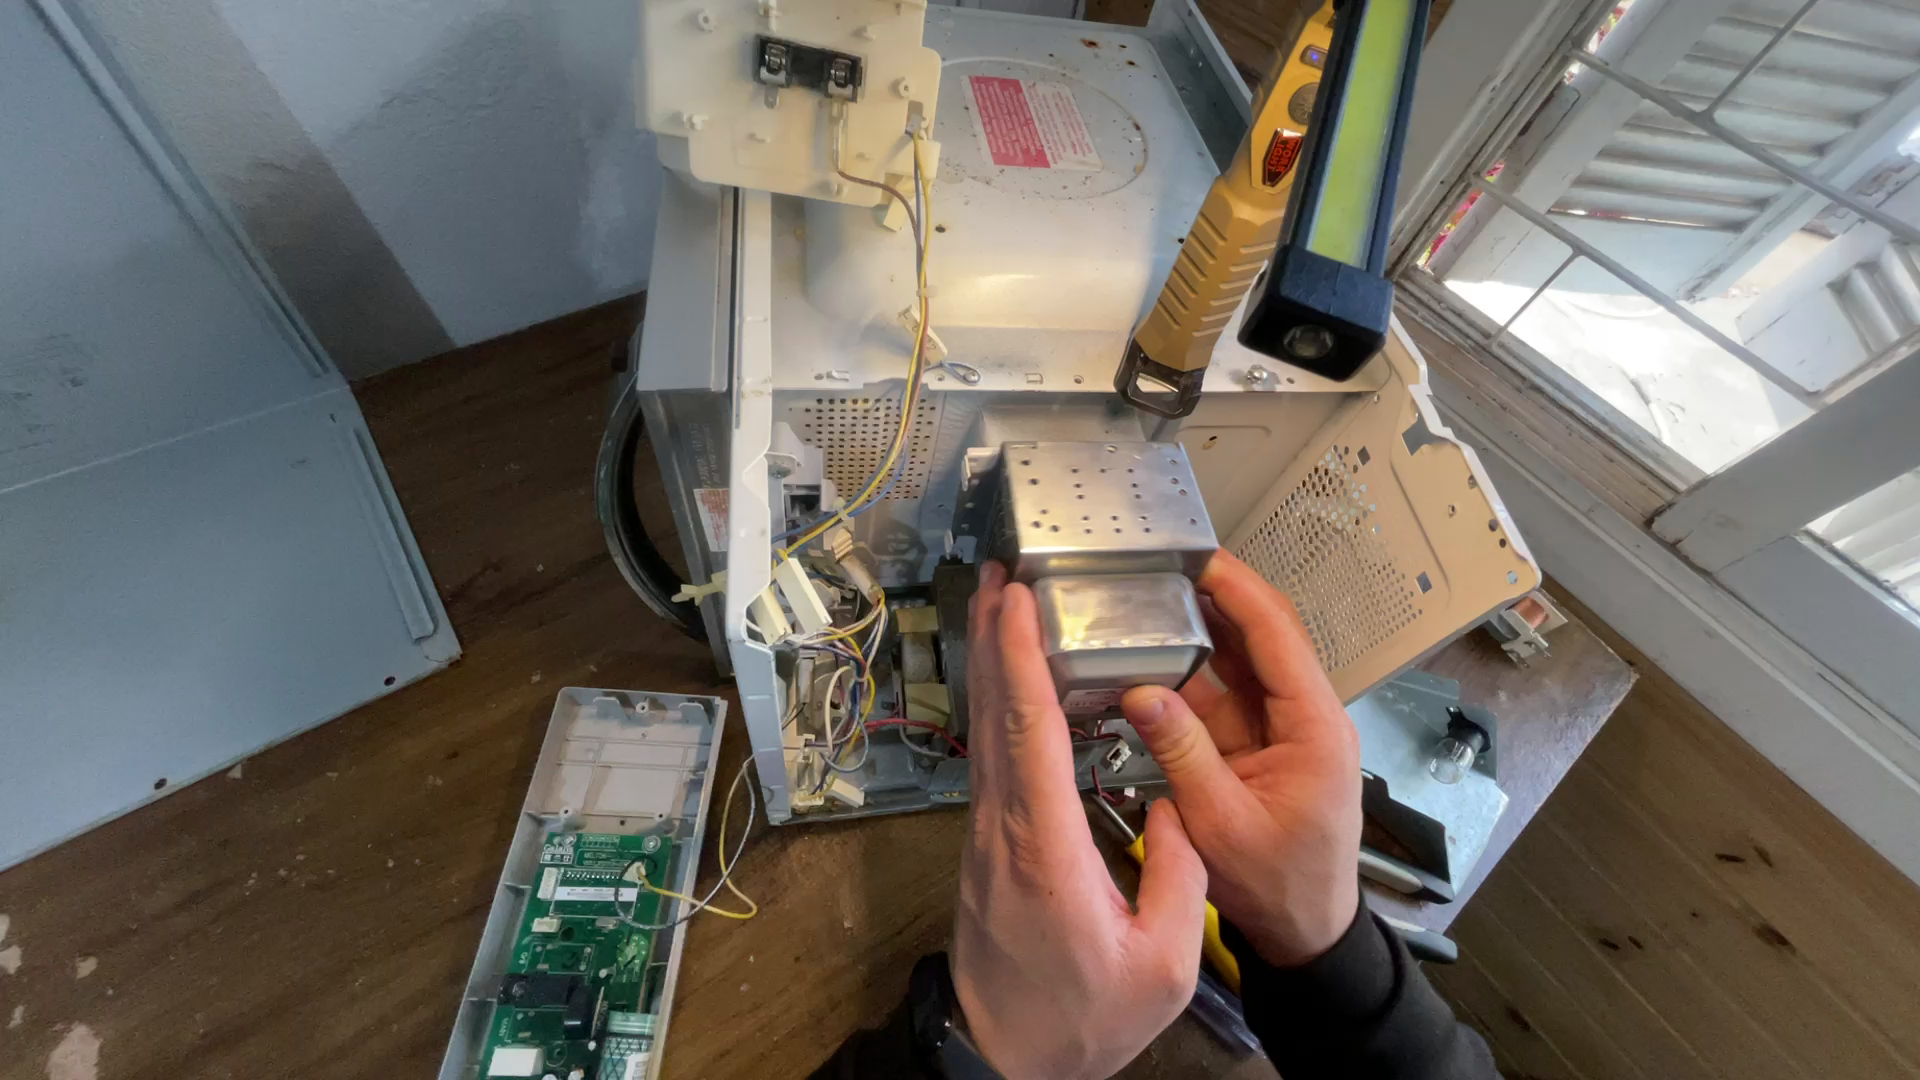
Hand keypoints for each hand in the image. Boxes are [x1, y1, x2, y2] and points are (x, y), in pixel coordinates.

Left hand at [951, 560, 1208, 1079]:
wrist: (1000, 1050)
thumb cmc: (1077, 1015)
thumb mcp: (1158, 965)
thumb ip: (1178, 876)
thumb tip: (1175, 808)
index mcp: (1043, 840)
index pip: (1028, 729)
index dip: (1019, 656)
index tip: (1015, 600)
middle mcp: (1003, 816)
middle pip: (992, 709)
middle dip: (991, 635)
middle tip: (996, 575)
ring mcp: (987, 821)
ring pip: (984, 722)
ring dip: (989, 659)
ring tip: (997, 605)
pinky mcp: (988, 830)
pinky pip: (991, 746)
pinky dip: (997, 697)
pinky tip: (1011, 676)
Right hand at [1120, 551, 1360, 967]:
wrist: (1303, 930)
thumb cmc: (1276, 883)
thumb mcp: (1221, 822)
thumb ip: (1182, 752)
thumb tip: (1139, 690)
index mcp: (1314, 726)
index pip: (1278, 636)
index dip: (1240, 591)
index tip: (1200, 558)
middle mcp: (1303, 712)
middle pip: (1264, 634)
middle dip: (1220, 594)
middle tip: (1168, 563)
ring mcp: (1279, 723)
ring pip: (1242, 656)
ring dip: (1204, 623)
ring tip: (1158, 590)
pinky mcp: (1256, 737)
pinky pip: (1224, 688)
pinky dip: (1192, 665)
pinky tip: (1158, 645)